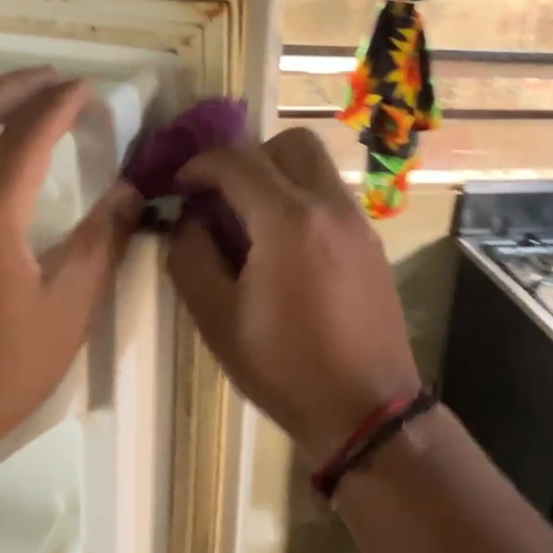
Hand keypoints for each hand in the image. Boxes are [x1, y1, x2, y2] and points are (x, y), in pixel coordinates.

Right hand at [166, 128, 419, 466]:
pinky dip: (304, 198)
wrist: (367, 408)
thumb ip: (191, 257)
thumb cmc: (286, 368)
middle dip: (248, 158)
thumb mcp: (217, 320)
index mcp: (288, 220)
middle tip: (223, 197)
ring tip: (254, 222)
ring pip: (316, 166)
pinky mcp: (372, 241)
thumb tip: (190, 221)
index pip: (237, 161)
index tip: (180, 187)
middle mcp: (329, 205)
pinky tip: (287, 247)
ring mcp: (358, 221)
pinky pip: (332, 195)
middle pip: (289, 143)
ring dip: (279, 175)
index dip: (200, 165)